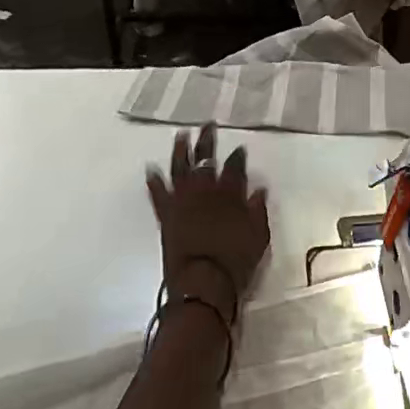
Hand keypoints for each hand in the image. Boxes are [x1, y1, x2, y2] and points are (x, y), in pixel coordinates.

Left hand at [146, 124, 269, 322]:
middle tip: (207, 125)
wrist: (203, 283)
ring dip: (180, 149)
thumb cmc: (236, 263)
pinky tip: (150, 169)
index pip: (235, 166)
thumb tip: (259, 190)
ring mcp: (182, 199)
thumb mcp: (259, 237)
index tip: (239, 147)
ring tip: (181, 135)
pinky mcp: (165, 213)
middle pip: (205, 157)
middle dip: (207, 139)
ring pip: (179, 167)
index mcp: (230, 192)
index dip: (237, 155)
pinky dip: (153, 180)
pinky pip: (157, 192)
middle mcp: (205, 189)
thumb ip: (258, 210)